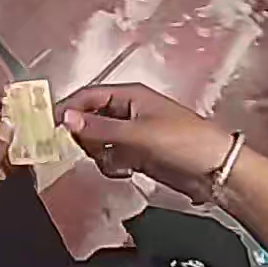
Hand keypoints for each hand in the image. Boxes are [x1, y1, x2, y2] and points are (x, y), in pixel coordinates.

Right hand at [59, 83, 238, 203]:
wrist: (217, 171)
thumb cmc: (182, 141)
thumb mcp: (139, 133)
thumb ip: (100, 127)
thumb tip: (64, 118)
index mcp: (128, 95)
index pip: (87, 96)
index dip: (68, 109)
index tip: (50, 127)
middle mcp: (125, 111)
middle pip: (88, 119)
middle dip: (86, 136)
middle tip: (90, 149)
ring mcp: (130, 134)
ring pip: (97, 141)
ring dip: (100, 154)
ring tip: (116, 162)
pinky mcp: (135, 154)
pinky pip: (109, 158)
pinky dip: (112, 165)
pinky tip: (126, 171)